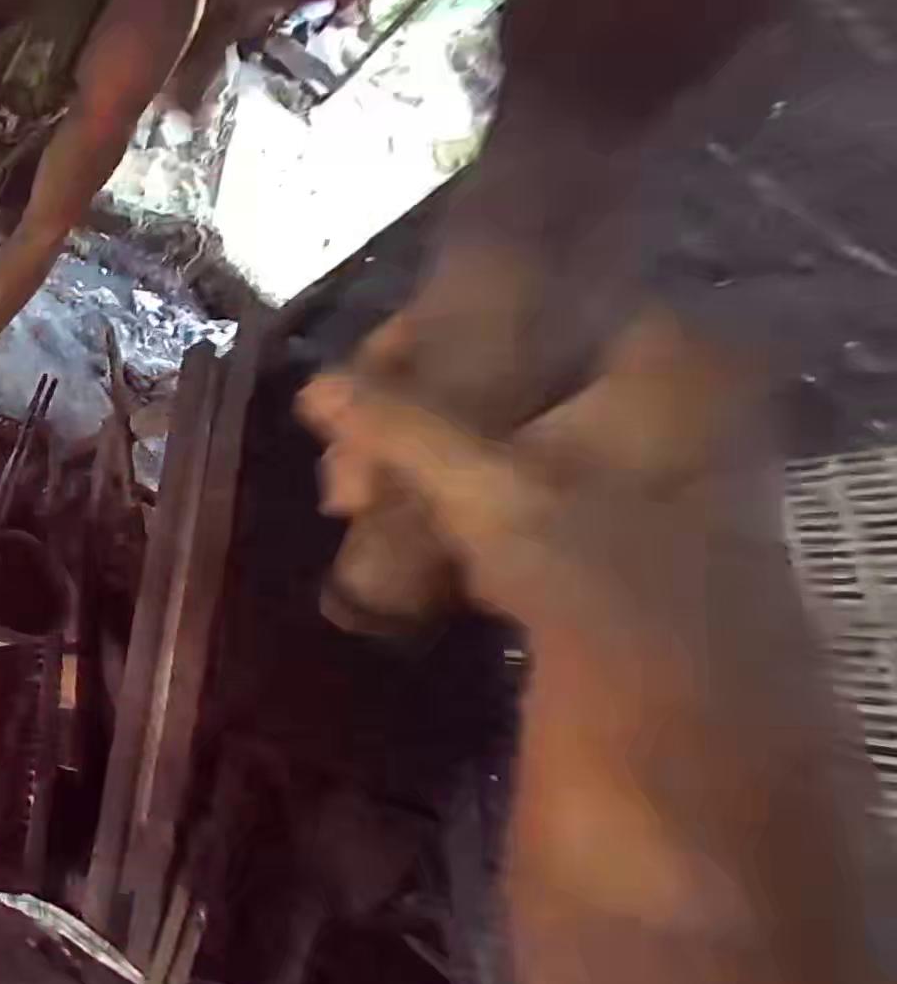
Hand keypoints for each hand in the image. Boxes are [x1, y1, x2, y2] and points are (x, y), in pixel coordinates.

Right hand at [301, 306, 762, 631]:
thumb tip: (312, 387)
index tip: (358, 388)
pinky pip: (481, 456)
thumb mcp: (486, 487)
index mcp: (650, 355)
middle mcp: (636, 385)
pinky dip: (431, 480)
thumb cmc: (594, 567)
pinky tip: (385, 510)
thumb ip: (398, 427)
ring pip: (471, 417)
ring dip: (400, 456)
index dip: (419, 339)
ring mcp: (607, 440)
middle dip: (394, 419)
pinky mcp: (576, 488)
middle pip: (480, 365)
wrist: (672, 681)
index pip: (512, 301)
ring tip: (352, 505)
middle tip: (348, 478)